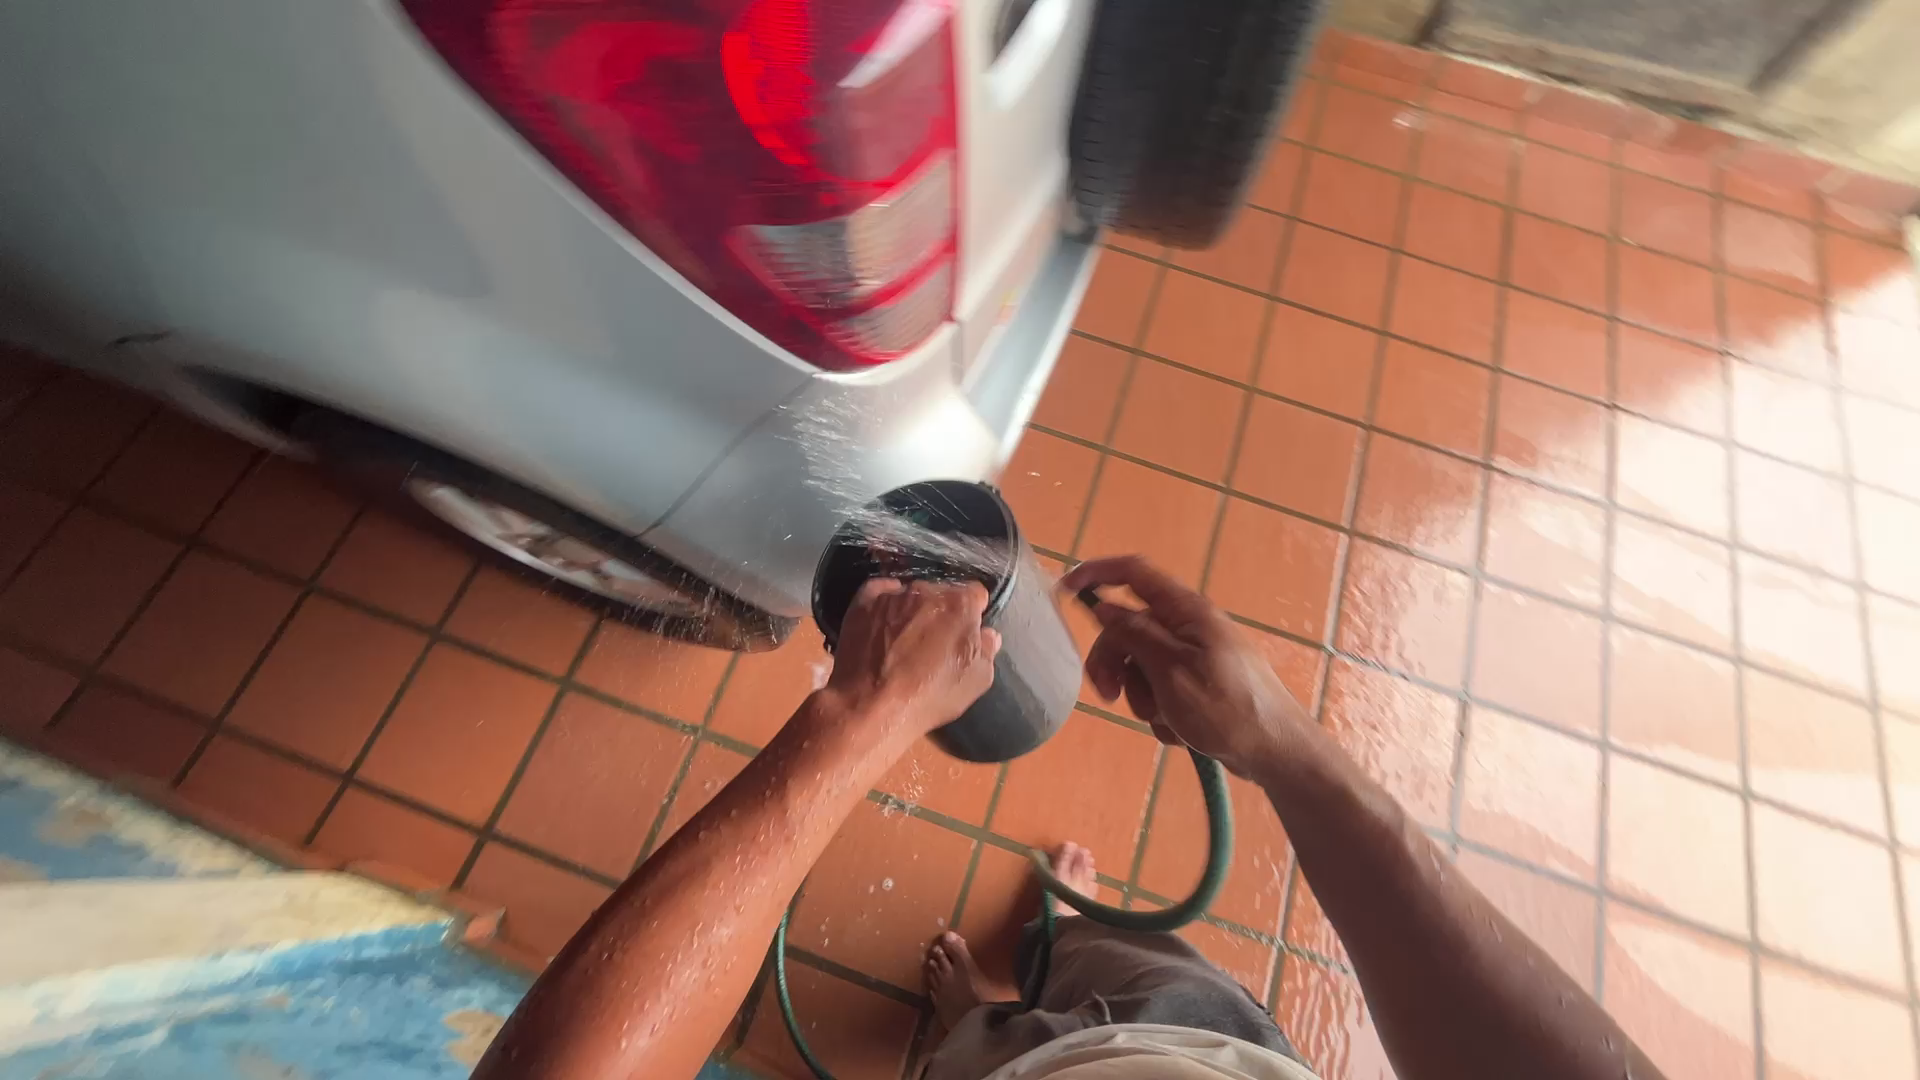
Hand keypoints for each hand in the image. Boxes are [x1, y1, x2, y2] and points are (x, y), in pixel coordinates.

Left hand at [821, 578, 1001, 740]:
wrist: (871, 707)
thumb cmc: (930, 696)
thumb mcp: (976, 681)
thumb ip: (987, 650)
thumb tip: (988, 634)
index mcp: (960, 604)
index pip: (975, 595)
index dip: (974, 613)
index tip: (967, 631)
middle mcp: (927, 590)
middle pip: (942, 593)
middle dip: (942, 612)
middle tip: (935, 641)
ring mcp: (892, 594)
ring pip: (911, 594)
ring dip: (913, 609)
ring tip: (904, 639)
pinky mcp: (863, 602)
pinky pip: (879, 592)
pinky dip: (884, 604)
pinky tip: (882, 624)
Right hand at [1060, 556, 1321, 779]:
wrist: (1278, 754)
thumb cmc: (1226, 708)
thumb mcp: (1170, 671)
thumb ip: (1134, 634)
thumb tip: (1103, 606)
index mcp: (1185, 610)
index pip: (1133, 573)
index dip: (1096, 573)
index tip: (1065, 591)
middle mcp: (1187, 626)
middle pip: (1128, 627)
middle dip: (1113, 661)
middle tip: (1107, 695)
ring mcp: (1193, 655)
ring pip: (1140, 663)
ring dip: (1140, 693)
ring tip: (1163, 718)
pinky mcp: (1197, 684)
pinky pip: (1160, 688)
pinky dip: (1162, 709)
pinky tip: (1181, 728)